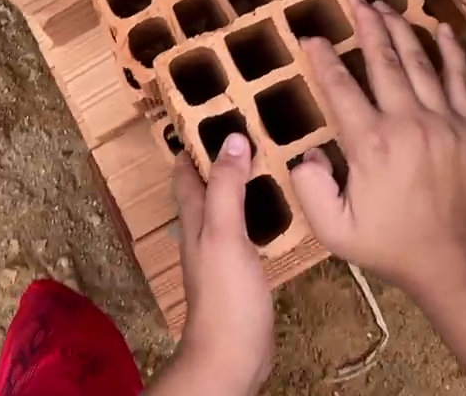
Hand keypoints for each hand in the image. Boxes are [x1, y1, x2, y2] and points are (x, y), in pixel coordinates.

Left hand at [150, 135, 272, 395]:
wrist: (232, 357)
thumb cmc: (224, 295)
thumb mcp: (225, 233)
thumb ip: (226, 188)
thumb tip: (232, 138)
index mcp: (194, 214)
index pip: (186, 167)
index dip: (192, 138)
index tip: (213, 109)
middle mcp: (202, 227)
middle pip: (206, 181)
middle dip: (221, 154)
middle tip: (249, 125)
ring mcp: (220, 248)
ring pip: (227, 201)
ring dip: (241, 179)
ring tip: (269, 156)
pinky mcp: (240, 267)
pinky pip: (246, 225)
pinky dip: (257, 208)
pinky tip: (279, 207)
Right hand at [290, 0, 465, 296]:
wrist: (450, 262)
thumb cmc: (385, 242)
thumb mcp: (333, 228)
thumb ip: (310, 188)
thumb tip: (308, 151)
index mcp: (372, 145)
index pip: (341, 87)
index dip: (323, 59)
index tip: (311, 37)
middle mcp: (408, 124)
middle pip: (383, 62)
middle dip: (366, 26)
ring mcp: (444, 124)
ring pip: (419, 63)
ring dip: (399, 30)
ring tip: (382, 5)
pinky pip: (460, 81)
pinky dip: (450, 52)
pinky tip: (439, 27)